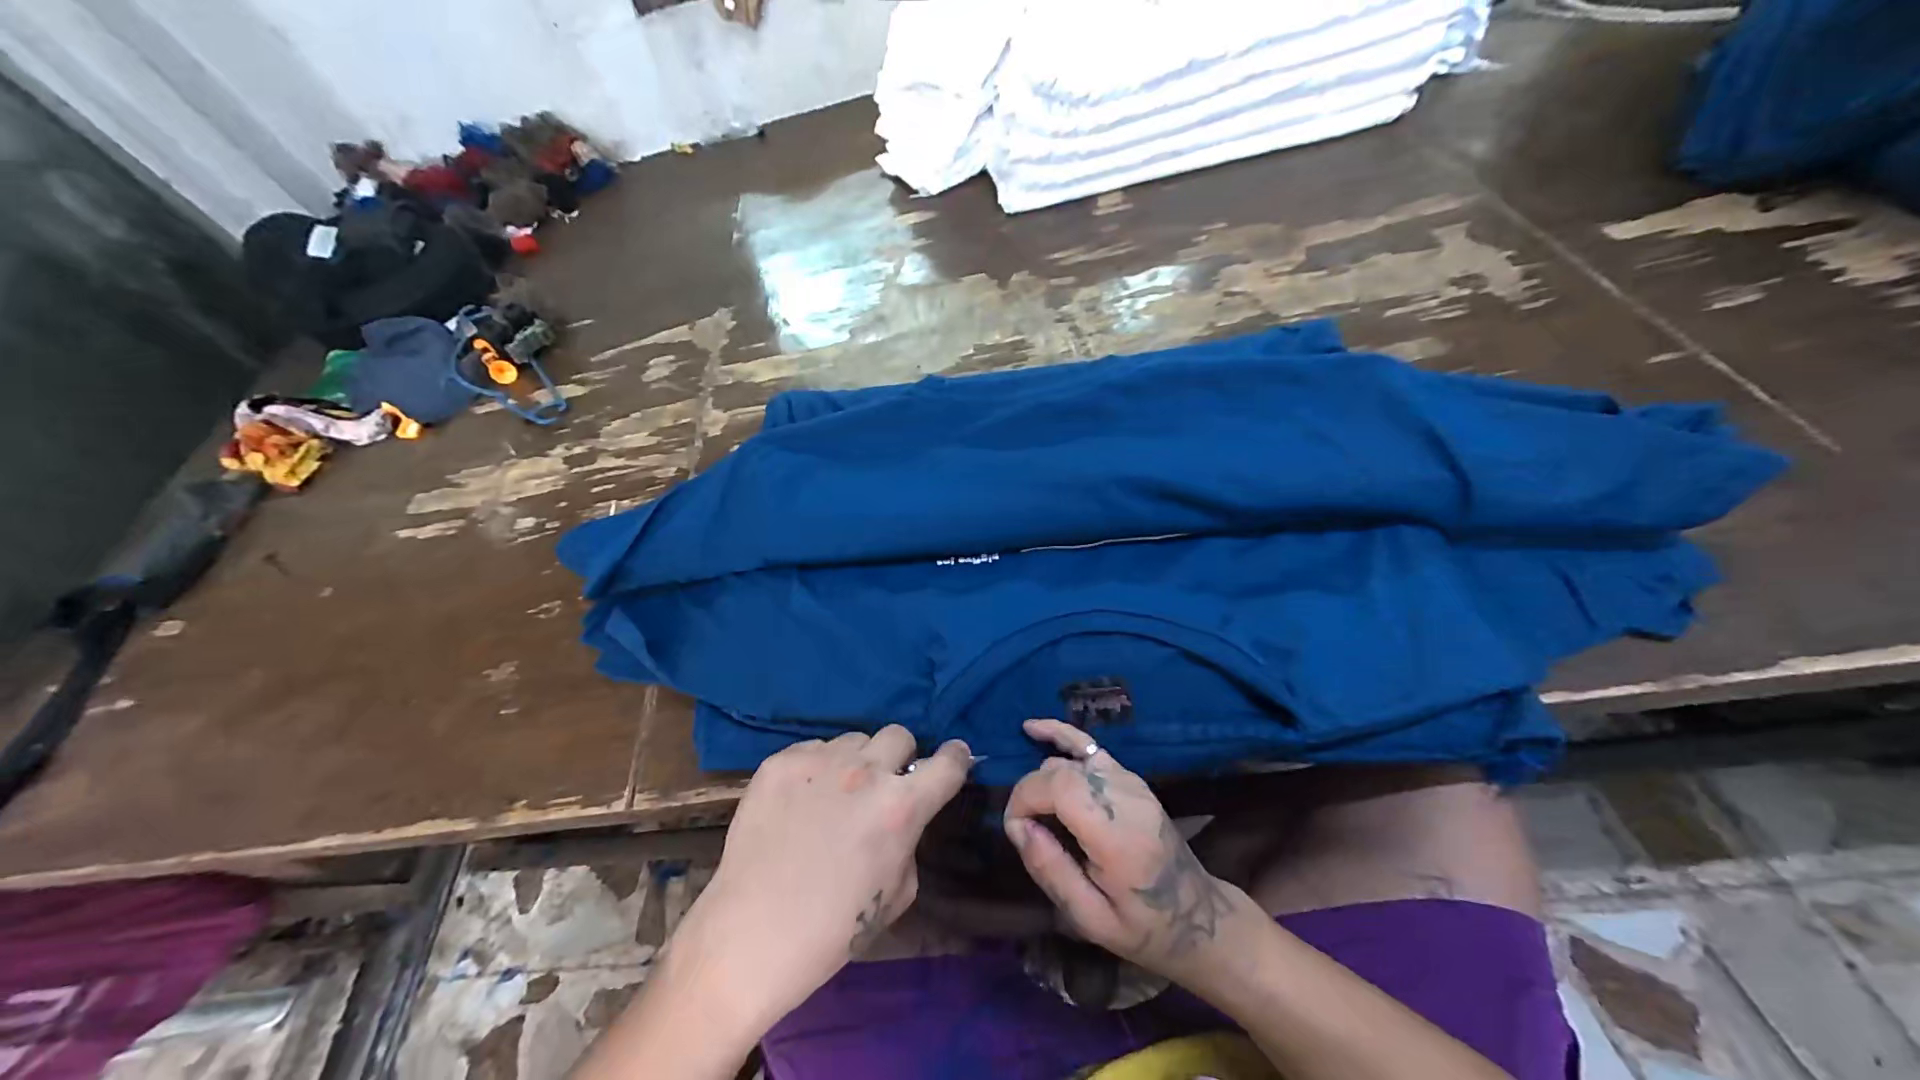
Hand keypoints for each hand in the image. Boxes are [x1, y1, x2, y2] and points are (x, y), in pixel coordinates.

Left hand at [674, 726, 971, 1025]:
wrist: (753, 934)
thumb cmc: (834, 929)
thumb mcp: (899, 892)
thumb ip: (909, 840)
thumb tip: (900, 819)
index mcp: (902, 808)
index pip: (948, 762)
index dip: (955, 759)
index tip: (952, 760)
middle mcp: (865, 773)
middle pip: (899, 735)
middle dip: (899, 758)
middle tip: (882, 786)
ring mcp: (819, 761)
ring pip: (854, 740)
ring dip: (855, 762)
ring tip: (833, 796)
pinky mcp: (780, 762)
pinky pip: (813, 749)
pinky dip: (816, 768)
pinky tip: (800, 802)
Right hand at [1003, 718, 1253, 981]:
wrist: (1199, 918)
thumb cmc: (1145, 928)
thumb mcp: (1091, 920)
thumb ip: (1051, 870)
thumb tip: (1017, 828)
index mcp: (1118, 835)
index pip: (1059, 787)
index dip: (1024, 800)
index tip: (1015, 830)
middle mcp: (1127, 796)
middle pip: (1060, 770)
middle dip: (1029, 792)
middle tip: (1024, 830)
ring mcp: (1132, 781)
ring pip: (1071, 757)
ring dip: (1043, 776)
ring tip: (1032, 810)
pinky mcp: (1132, 778)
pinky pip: (1090, 747)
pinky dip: (1061, 738)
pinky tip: (1034, 729)